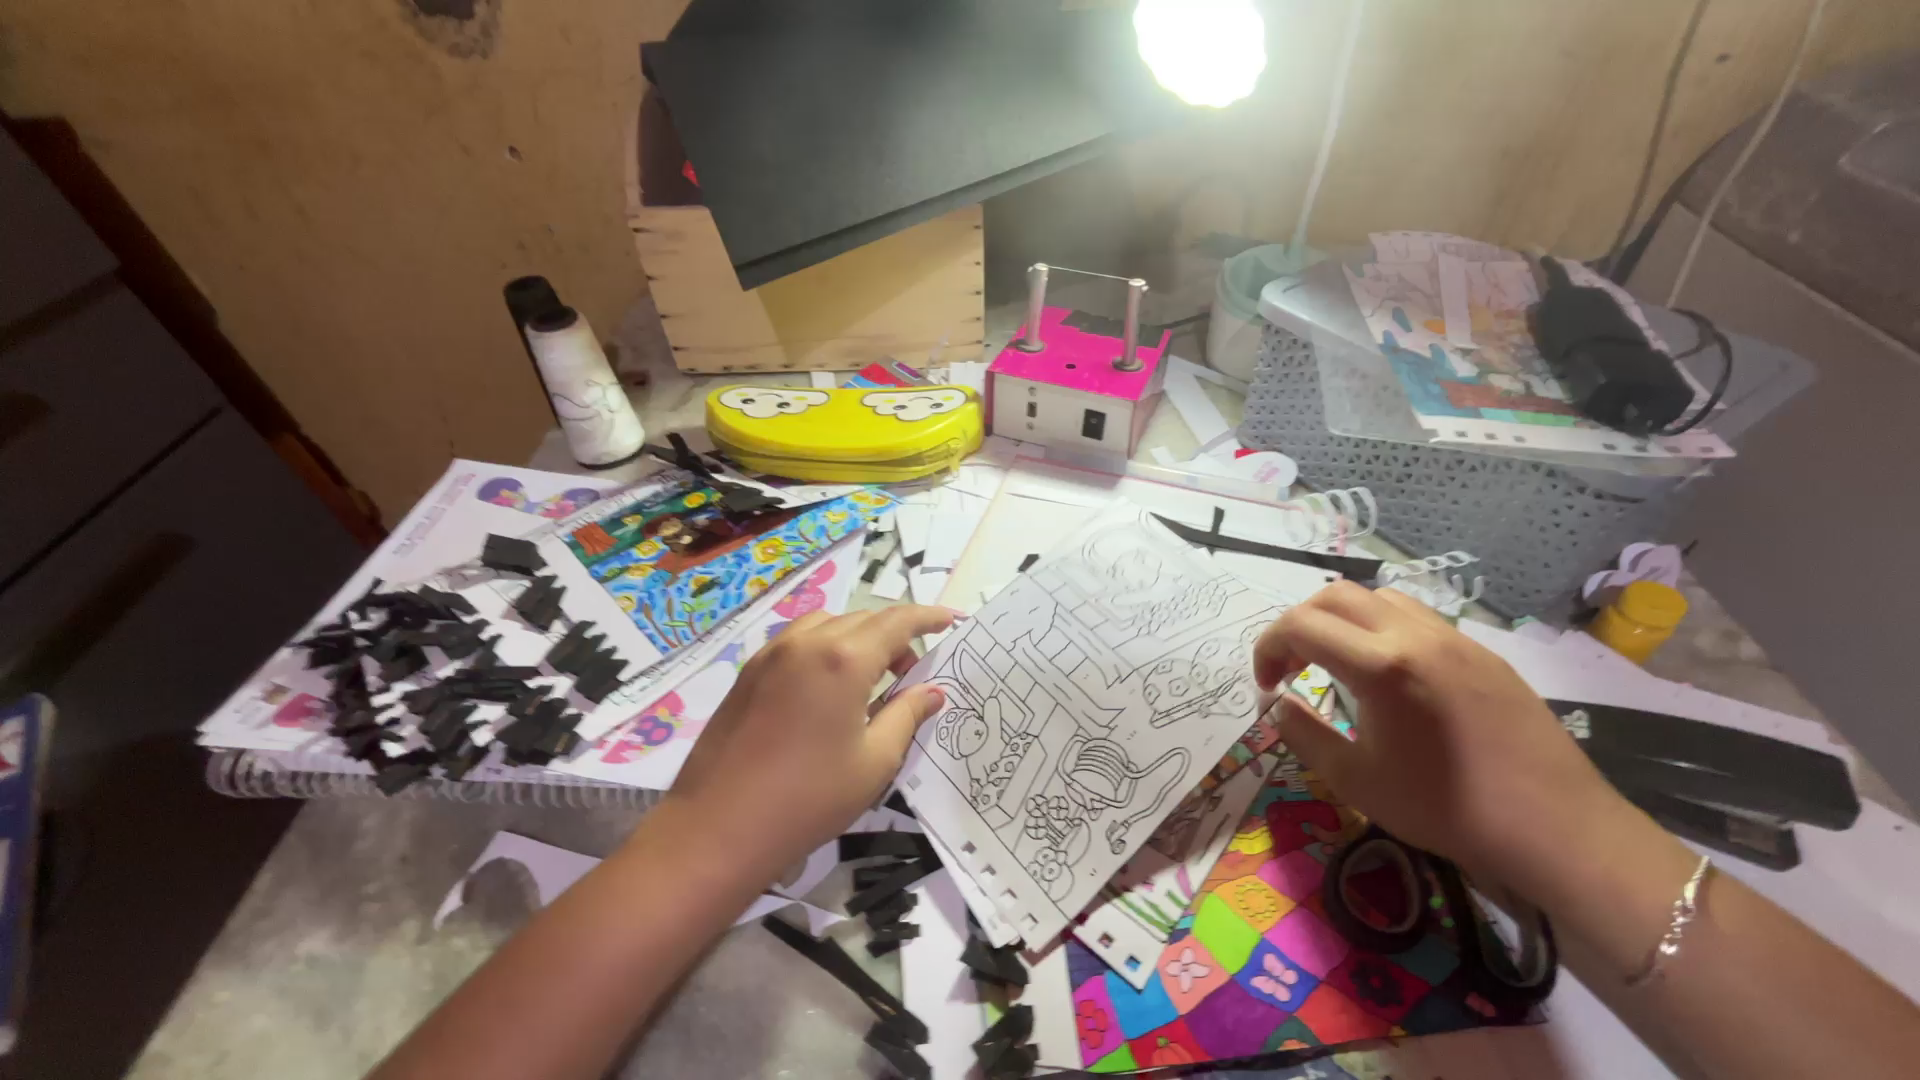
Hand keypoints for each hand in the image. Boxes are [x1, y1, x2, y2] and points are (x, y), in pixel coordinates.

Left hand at [665, 606, 954, 877]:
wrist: (718, 827)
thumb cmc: (808, 798)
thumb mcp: (874, 761)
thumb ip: (907, 715)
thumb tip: (932, 690)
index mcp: (843, 659)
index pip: (897, 621)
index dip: (928, 617)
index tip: (951, 621)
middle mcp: (807, 642)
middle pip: (863, 619)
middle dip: (895, 636)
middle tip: (913, 672)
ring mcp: (772, 654)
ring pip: (828, 625)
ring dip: (858, 639)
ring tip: (870, 680)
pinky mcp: (749, 672)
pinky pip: (798, 641)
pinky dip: (825, 647)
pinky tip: (828, 689)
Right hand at [1253, 582, 1629, 892]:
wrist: (1555, 828)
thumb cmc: (1445, 809)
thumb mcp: (1355, 780)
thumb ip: (1304, 732)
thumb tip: (1279, 703)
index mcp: (1380, 665)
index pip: (1300, 626)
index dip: (1268, 648)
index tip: (1266, 685)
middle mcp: (1415, 636)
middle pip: (1335, 595)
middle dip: (1299, 624)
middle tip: (1292, 668)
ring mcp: (1454, 639)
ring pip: (1379, 598)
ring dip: (1342, 620)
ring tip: (1336, 664)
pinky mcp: (1482, 653)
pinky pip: (1417, 618)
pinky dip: (1382, 630)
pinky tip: (1389, 677)